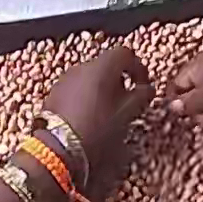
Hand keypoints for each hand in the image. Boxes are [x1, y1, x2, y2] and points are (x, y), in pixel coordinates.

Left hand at [41, 45, 154, 193]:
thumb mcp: (126, 114)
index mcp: (101, 67)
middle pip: (106, 65)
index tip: (143, 86)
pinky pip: (77, 88)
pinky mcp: (54, 94)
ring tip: (110, 112)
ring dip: (103, 89)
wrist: (57, 147)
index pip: (125, 54)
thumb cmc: (97, 128)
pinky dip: (87, 96)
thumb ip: (140, 97)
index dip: (138, 68)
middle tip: (128, 101)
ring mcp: (65, 80)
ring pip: (90, 77)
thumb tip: (148, 89)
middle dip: (120, 80)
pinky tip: (91, 117)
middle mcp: (81, 67)